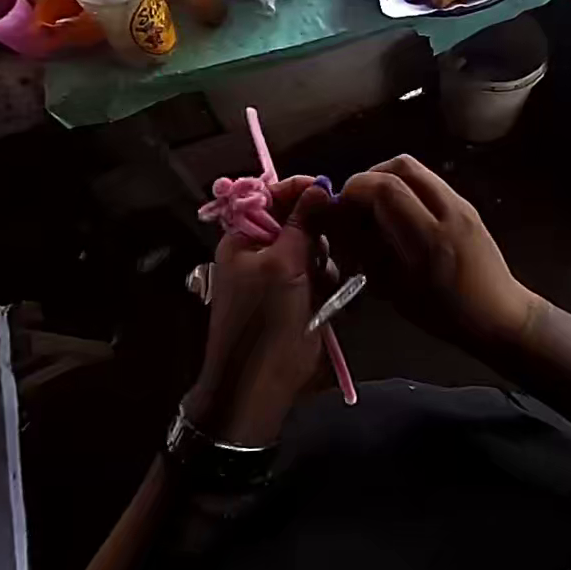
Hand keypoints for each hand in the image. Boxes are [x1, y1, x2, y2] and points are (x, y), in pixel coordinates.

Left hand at [184, 176, 333, 445]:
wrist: (261, 384)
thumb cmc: (263, 320)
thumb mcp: (283, 264)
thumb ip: (302, 223)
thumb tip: (318, 185)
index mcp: (244, 238)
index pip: (271, 197)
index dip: (298, 191)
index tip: (327, 193)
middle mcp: (260, 251)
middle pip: (298, 221)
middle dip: (316, 233)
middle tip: (321, 250)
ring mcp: (280, 275)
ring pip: (315, 248)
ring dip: (324, 262)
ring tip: (321, 283)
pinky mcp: (299, 296)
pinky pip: (321, 274)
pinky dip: (327, 282)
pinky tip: (327, 297)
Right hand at [333, 155, 537, 349]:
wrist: (501, 315)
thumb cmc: (445, 314)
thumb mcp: (396, 290)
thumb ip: (368, 250)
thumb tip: (341, 221)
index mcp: (429, 239)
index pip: (385, 188)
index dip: (354, 190)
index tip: (339, 209)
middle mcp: (448, 212)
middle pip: (401, 166)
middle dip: (369, 178)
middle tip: (356, 205)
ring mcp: (461, 205)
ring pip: (415, 170)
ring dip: (386, 182)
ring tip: (375, 211)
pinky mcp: (466, 205)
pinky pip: (427, 182)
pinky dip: (405, 189)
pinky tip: (399, 217)